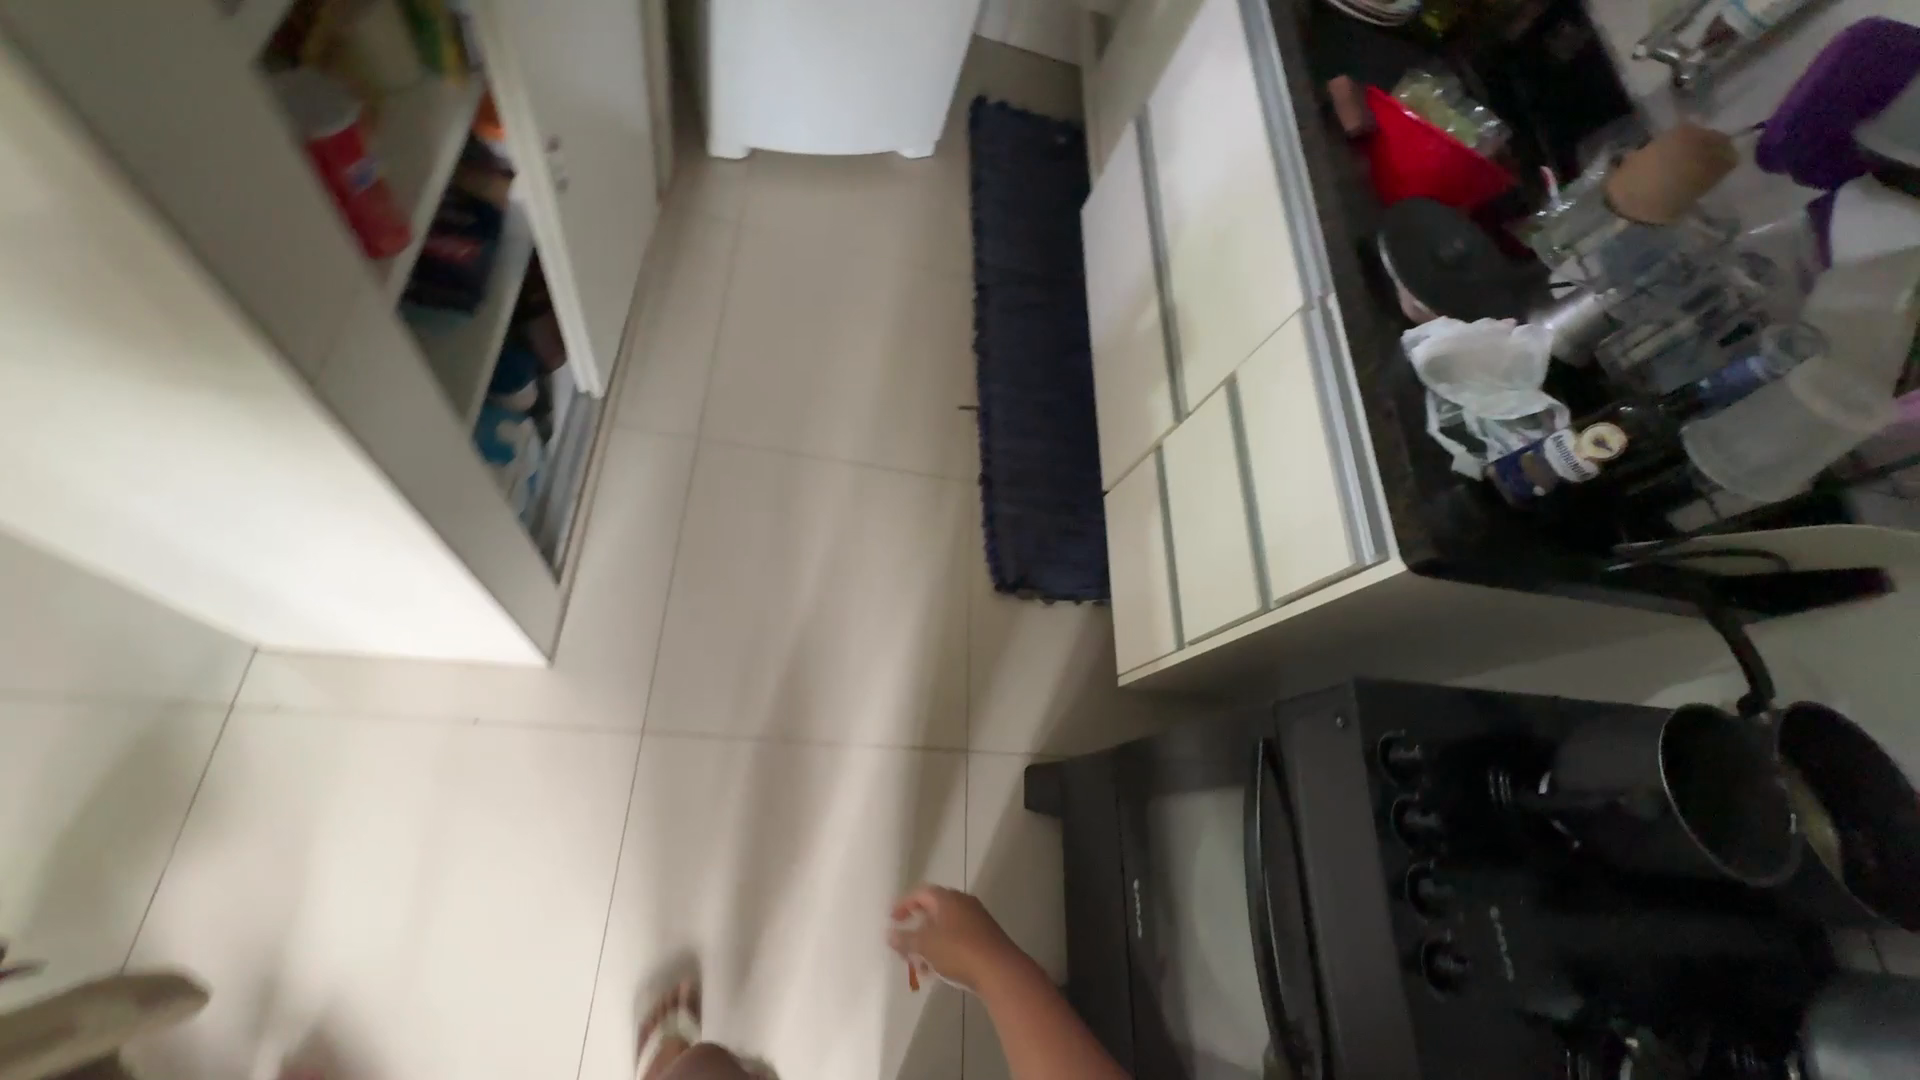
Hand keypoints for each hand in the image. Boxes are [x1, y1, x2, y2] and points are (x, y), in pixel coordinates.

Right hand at [888, 885, 1026, 992]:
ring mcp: (976, 919)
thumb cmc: (958, 951)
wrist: (999, 970)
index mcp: (947, 898)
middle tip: (904, 944)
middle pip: (933, 909)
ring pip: (945, 926)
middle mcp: (962, 903)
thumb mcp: (926, 945)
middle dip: (916, 927)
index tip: (892, 919)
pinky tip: (938, 970)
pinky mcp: (984, 937)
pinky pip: (957, 938)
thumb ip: (905, 939)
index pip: (921, 893)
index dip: (904, 904)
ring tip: (919, 965)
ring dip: (929, 943)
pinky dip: (943, 949)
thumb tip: (889, 934)